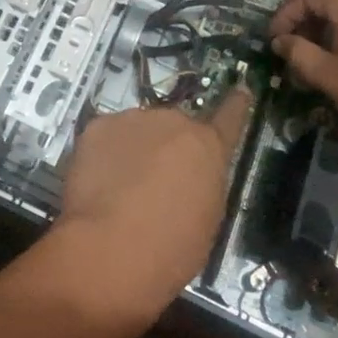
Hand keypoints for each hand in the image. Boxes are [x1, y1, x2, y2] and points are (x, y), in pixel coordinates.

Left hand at [55, 92, 250, 303]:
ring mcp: (134, 118)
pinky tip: (98, 183)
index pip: (229, 117)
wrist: (111, 249)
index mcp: (209, 147)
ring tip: (121, 188)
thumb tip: (191, 177)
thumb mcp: (207, 219)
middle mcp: (174, 121)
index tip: (240, 88)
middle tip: (155, 182)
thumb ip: (203, 184)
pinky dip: (105, 155)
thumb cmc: (171, 249)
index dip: (235, 104)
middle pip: (175, 128)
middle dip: (168, 147)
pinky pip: (107, 137)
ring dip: (136, 150)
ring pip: (138, 130)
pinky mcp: (98, 125)